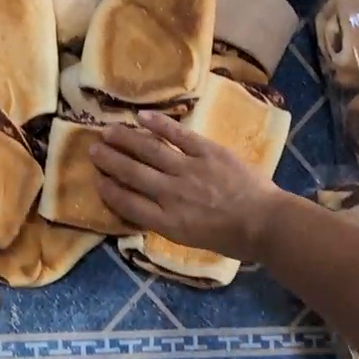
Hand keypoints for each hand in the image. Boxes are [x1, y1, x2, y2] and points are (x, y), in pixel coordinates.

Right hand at [90, 113, 292, 262]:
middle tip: (92, 150)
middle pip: (132, 174)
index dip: (110, 191)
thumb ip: (169, 223)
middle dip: (110, 161)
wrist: (265, 223)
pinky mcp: (207, 152)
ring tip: (107, 131)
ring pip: (150, 151)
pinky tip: (143, 117)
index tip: (97, 181)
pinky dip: (159, 124)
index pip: (129, 205)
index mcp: (167, 222)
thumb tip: (151, 208)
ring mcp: (188, 171)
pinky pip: (178, 135)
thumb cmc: (233, 240)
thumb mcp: (193, 241)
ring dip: (126, 140)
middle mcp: (171, 195)